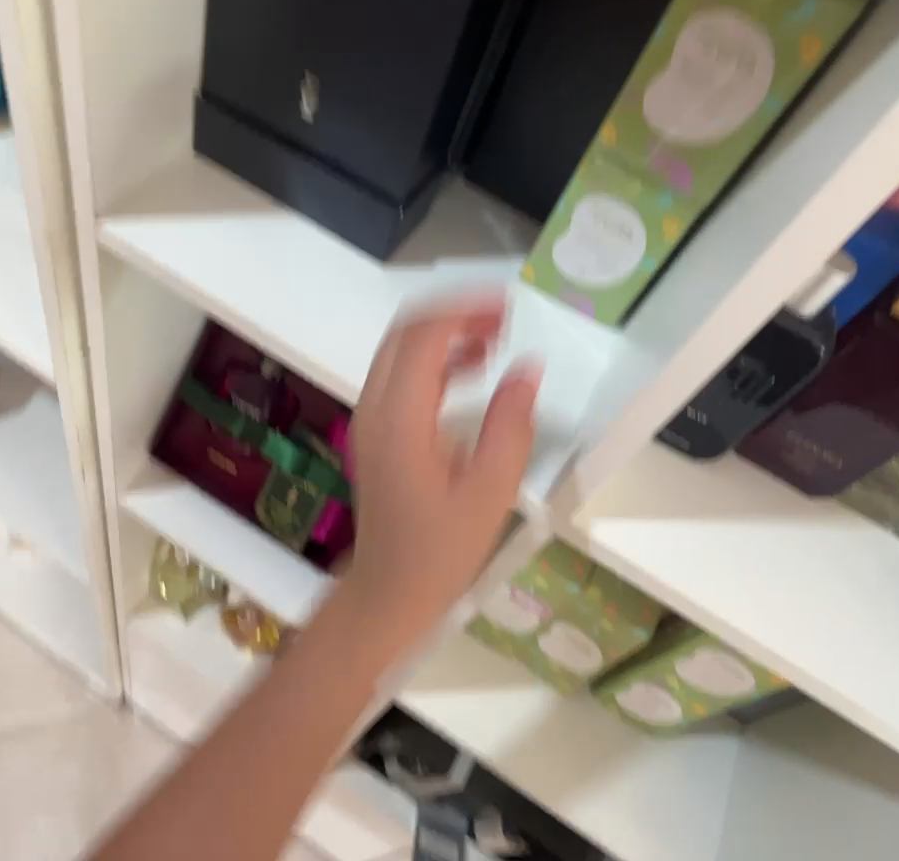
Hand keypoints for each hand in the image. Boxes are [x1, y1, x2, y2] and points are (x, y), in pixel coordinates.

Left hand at [342, 293, 541, 638]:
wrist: (389, 590)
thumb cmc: (440, 549)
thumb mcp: (490, 492)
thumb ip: (510, 425)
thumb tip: (527, 369)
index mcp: (400, 418)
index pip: (423, 337)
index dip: (465, 311)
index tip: (508, 308)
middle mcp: (375, 406)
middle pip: (405, 333)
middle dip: (455, 314)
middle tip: (504, 319)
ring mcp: (370, 416)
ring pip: (401, 350)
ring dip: (445, 335)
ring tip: (496, 339)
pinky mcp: (377, 428)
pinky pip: (401, 375)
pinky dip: (435, 360)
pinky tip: (473, 370)